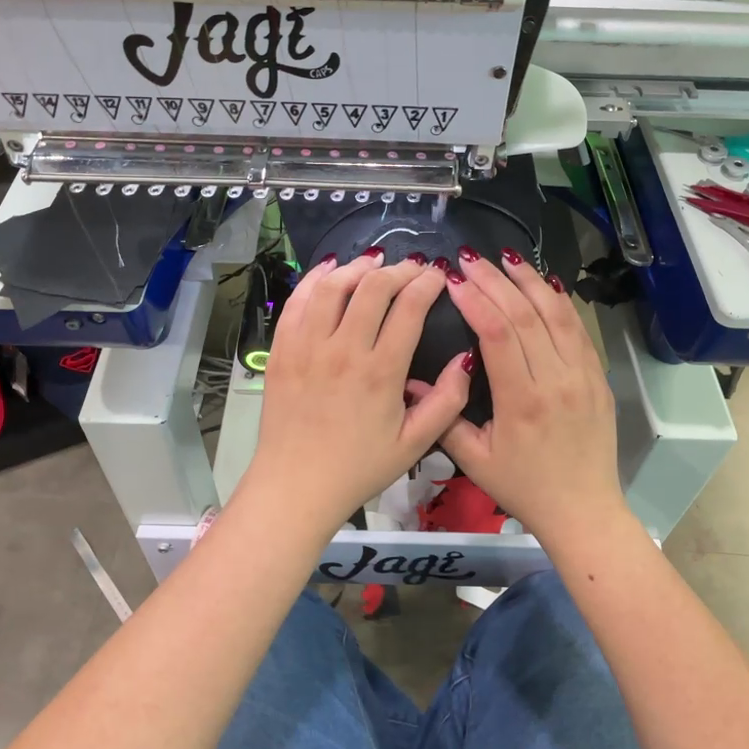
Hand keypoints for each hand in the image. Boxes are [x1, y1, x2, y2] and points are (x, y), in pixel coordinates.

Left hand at [243, 250, 473, 531]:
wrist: (297, 486)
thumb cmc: (359, 468)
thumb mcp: (415, 443)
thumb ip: (447, 401)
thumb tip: (466, 360)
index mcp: (380, 372)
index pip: (409, 308)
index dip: (427, 283)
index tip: (438, 276)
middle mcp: (343, 351)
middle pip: (372, 288)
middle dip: (399, 270)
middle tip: (412, 268)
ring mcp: (307, 347)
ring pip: (332, 287)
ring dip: (356, 267)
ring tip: (374, 262)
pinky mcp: (282, 351)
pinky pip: (296, 303)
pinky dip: (314, 280)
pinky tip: (329, 271)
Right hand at [436, 247, 626, 544]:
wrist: (584, 510)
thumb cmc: (523, 487)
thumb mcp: (475, 462)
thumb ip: (443, 419)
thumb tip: (411, 382)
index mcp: (522, 401)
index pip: (497, 334)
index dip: (475, 300)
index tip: (452, 279)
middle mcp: (556, 380)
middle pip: (525, 315)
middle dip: (495, 281)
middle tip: (469, 258)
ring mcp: (583, 375)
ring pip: (556, 314)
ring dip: (529, 281)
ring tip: (505, 258)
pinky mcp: (598, 377)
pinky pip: (578, 329)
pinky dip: (560, 302)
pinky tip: (543, 283)